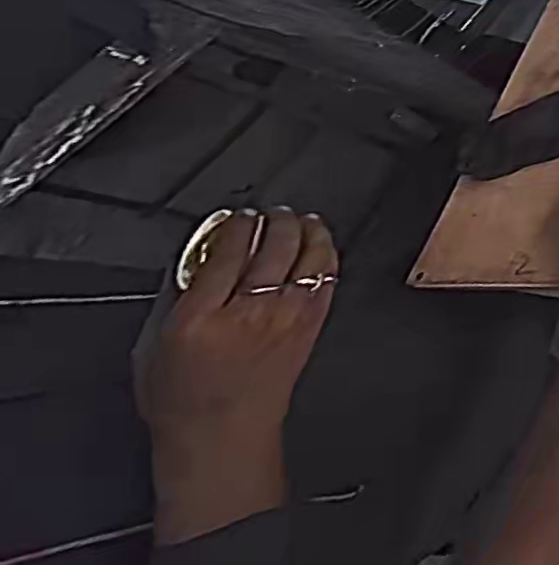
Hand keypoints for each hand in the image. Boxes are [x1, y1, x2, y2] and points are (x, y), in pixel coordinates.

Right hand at [135, 207, 337, 543]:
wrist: (225, 423)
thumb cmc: (183, 391)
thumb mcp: (154, 343)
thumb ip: (176, 296)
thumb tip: (196, 255)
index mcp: (202, 317)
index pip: (226, 254)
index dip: (236, 227)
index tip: (238, 215)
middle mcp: (252, 310)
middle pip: (274, 247)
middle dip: (275, 221)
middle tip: (273, 210)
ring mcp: (291, 312)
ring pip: (309, 255)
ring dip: (308, 230)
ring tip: (302, 218)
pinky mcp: (316, 317)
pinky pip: (328, 274)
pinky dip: (326, 253)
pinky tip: (321, 243)